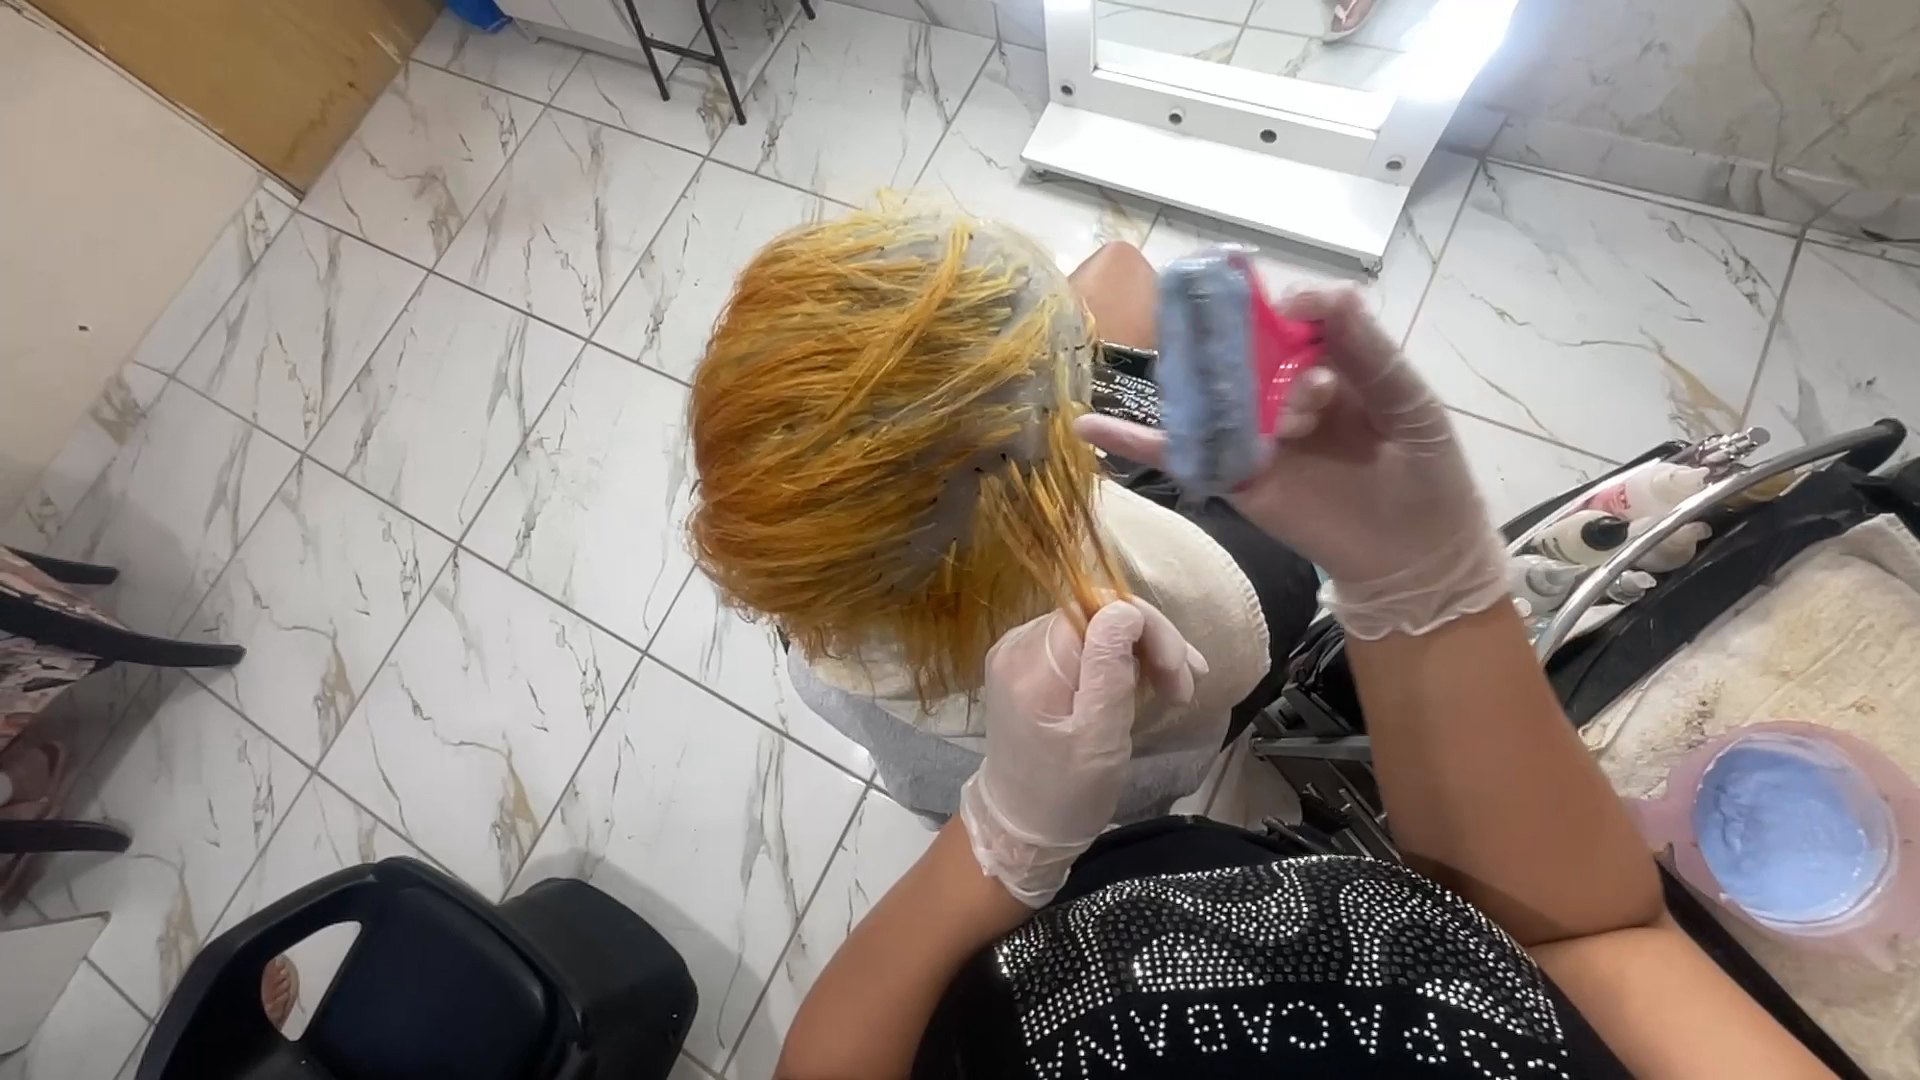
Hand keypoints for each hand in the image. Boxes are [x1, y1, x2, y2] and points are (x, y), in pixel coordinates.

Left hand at [959, 598, 1203, 905]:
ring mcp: (1018, 654)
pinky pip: (1078, 646)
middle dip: (1149, 642)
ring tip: (1176, 687)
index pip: (1098, 607)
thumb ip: (1110, 667)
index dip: (1147, 629)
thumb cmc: (1066, 793)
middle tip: (1186, 686)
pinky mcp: (1026, 667)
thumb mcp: (1098, 736)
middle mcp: (1017, 645)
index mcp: (1032, 662)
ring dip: (1138, 652)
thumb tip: (1124, 610)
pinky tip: (1144, 682)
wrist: (1021, 827)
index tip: (1179, 675)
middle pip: (1096, 615)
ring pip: (1092, 628)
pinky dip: (1114, 660)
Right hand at [1076, 288, 1508, 638]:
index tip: (1292, 314)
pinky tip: (1088, 426)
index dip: (1280, 312)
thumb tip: (1317, 296)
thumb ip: (1365, 349)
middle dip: (1244, 356)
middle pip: (1237, 359)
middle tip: (1269, 376)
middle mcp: (1278, 397)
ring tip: (1222, 392)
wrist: (1414, 555)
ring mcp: (1249, 437)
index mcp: (1324, 368)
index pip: (1285, 326)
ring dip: (1207, 392)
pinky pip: (1179, 455)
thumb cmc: (1424, 471)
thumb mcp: (1406, 401)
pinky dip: (1131, 443)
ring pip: (1208, 401)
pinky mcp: (1231, 476)